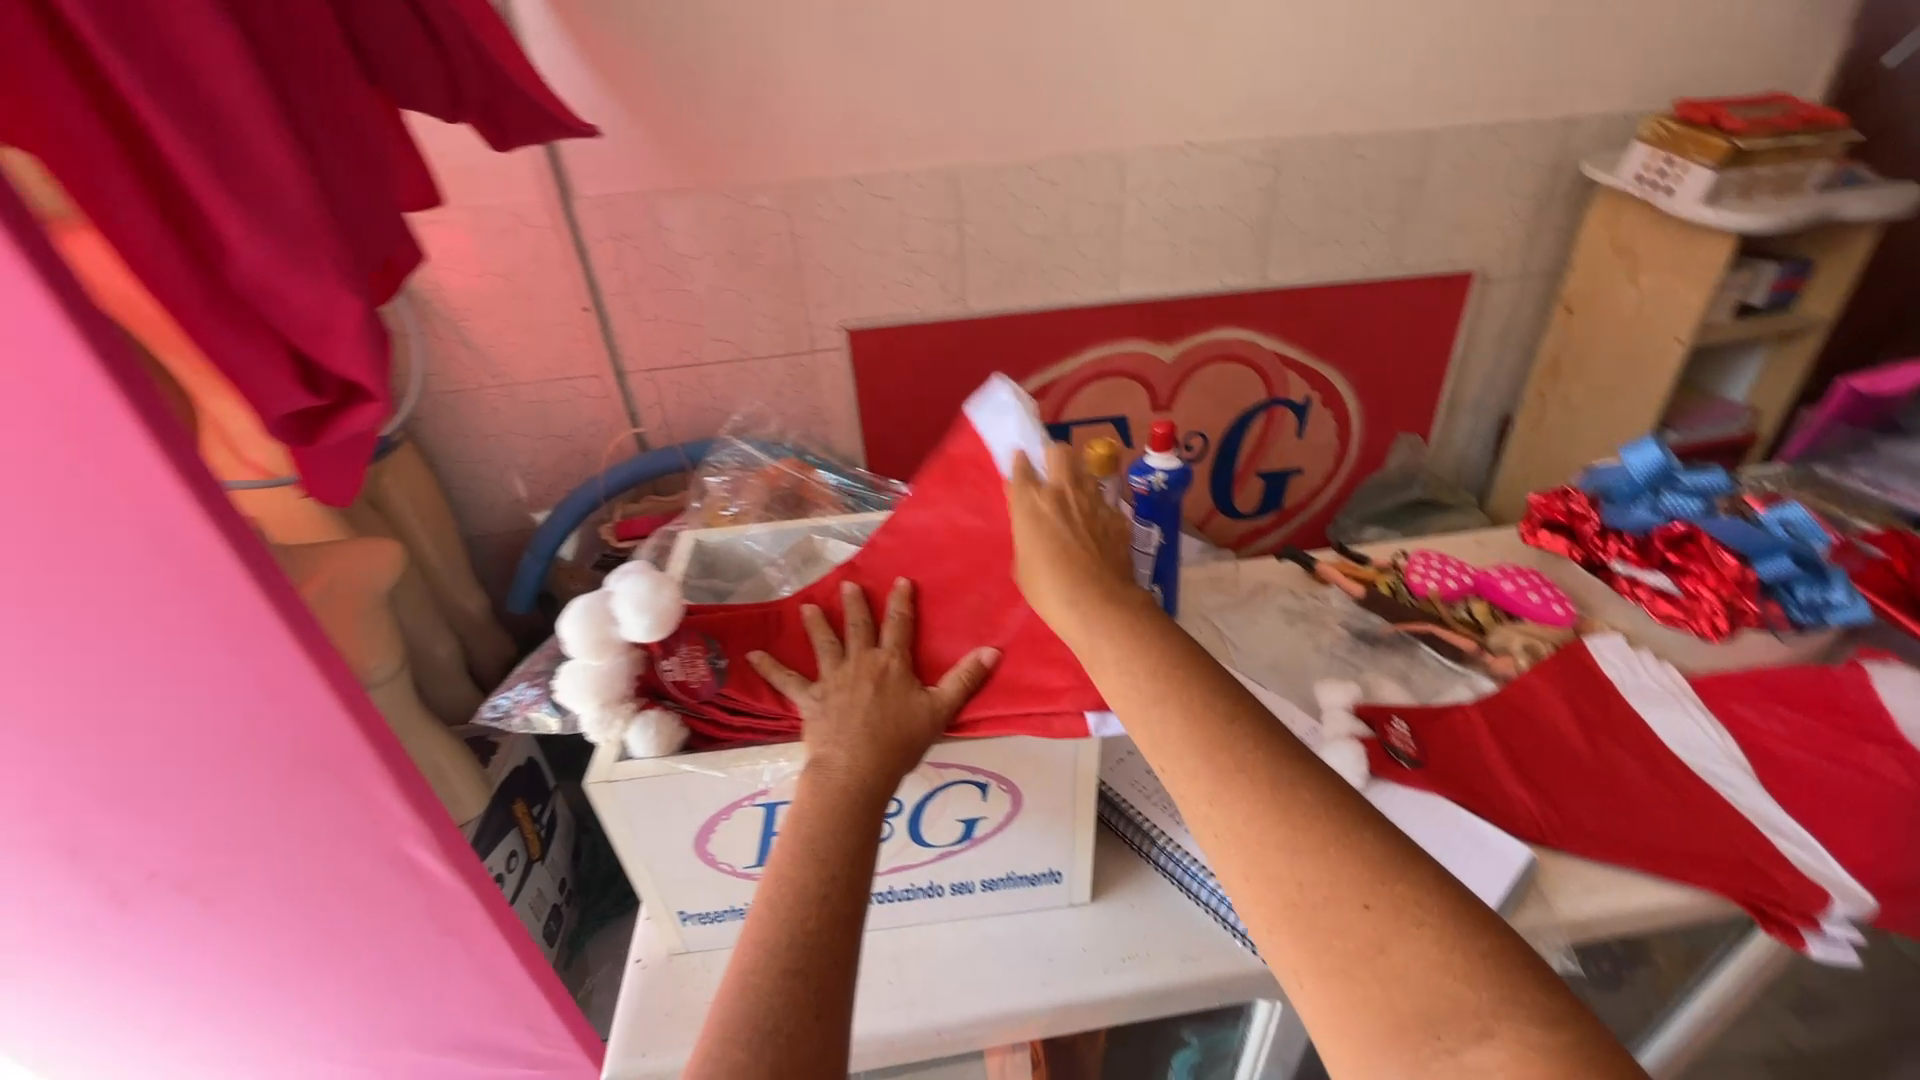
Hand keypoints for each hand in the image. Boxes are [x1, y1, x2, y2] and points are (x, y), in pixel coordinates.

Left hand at [748, 579, 998, 794]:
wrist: (856, 770)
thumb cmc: (900, 742)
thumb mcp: (940, 710)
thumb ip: (965, 679)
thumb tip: (993, 650)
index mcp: (892, 663)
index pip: (900, 624)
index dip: (902, 601)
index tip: (900, 580)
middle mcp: (861, 663)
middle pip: (859, 626)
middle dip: (855, 604)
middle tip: (848, 584)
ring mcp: (832, 679)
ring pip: (823, 644)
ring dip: (816, 624)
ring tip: (807, 606)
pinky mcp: (809, 700)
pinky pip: (787, 681)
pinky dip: (770, 668)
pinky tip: (752, 655)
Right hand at [1008, 442, 1140, 636]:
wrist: (1098, 603)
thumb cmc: (1048, 589)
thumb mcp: (1021, 564)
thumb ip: (1024, 534)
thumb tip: (1029, 523)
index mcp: (1031, 501)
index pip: (1022, 465)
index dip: (1020, 462)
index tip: (1021, 464)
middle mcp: (1062, 490)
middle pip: (1059, 451)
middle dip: (1053, 456)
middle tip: (1051, 472)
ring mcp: (1094, 499)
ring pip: (1086, 470)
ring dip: (1077, 476)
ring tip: (1075, 495)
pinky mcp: (1118, 514)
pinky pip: (1105, 500)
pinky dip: (1098, 507)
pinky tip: (1097, 526)